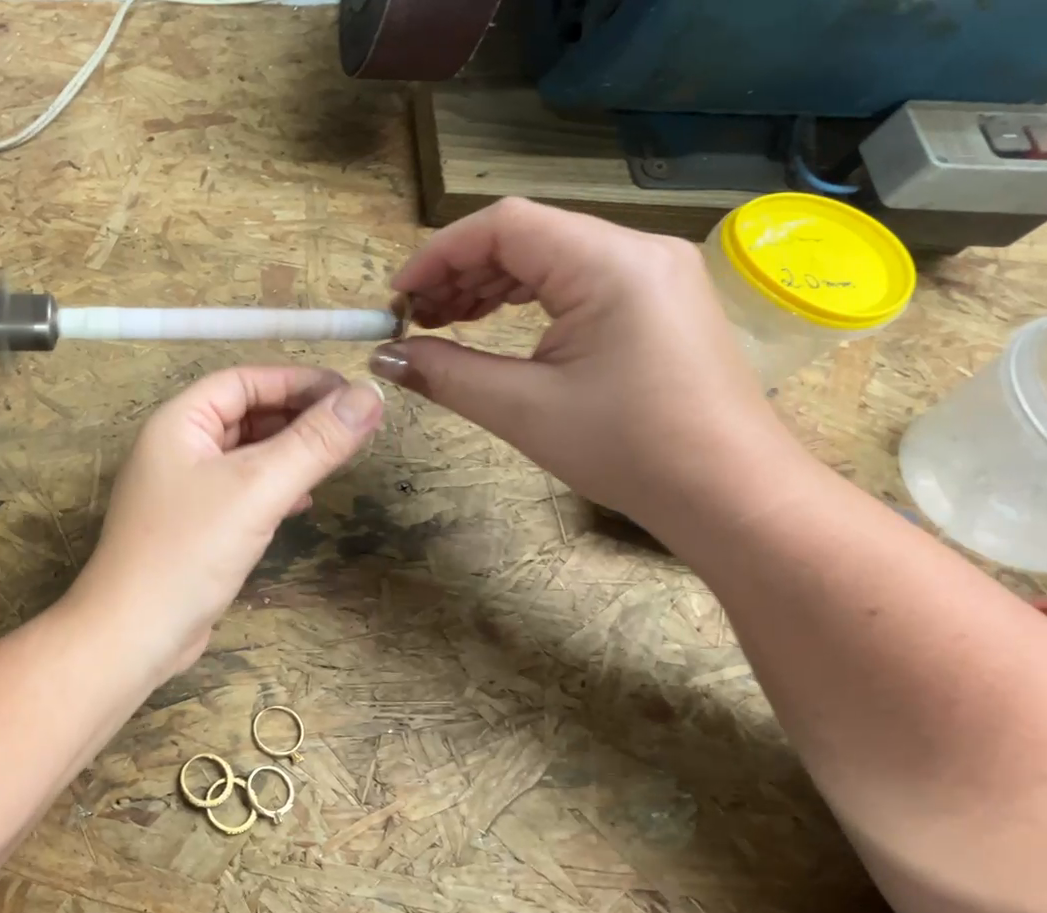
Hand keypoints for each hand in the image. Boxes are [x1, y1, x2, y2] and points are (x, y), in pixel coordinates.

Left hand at [62, 366, 385, 676]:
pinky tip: (301, 501)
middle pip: (244, 415)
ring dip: (289, 453)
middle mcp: (176, 449)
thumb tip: (369, 397)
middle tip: (354, 427)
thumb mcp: (257, 489)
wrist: (134, 633)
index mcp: (178, 424)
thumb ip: (314, 443)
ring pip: (244, 455)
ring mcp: (182, 491)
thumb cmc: (188, 551)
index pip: (243, 381)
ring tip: (337, 459)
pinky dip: (272, 488)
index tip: (351, 393)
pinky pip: (239, 492)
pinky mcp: (193, 527)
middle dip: (297, 417)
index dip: (297, 381)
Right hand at [369, 198, 800, 528]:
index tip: (396, 301)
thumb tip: (382, 358)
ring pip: (549, 254)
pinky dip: (524, 296)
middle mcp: (637, 250)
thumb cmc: (627, 447)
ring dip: (487, 284)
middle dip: (459, 272)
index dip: (439, 255)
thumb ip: (445, 372)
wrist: (727, 490)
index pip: (505, 225)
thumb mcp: (521, 408)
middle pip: (526, 234)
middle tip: (412, 321)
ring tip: (442, 325)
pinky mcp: (656, 299)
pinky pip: (575, 278)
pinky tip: (492, 326)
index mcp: (609, 263)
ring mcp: (653, 272)